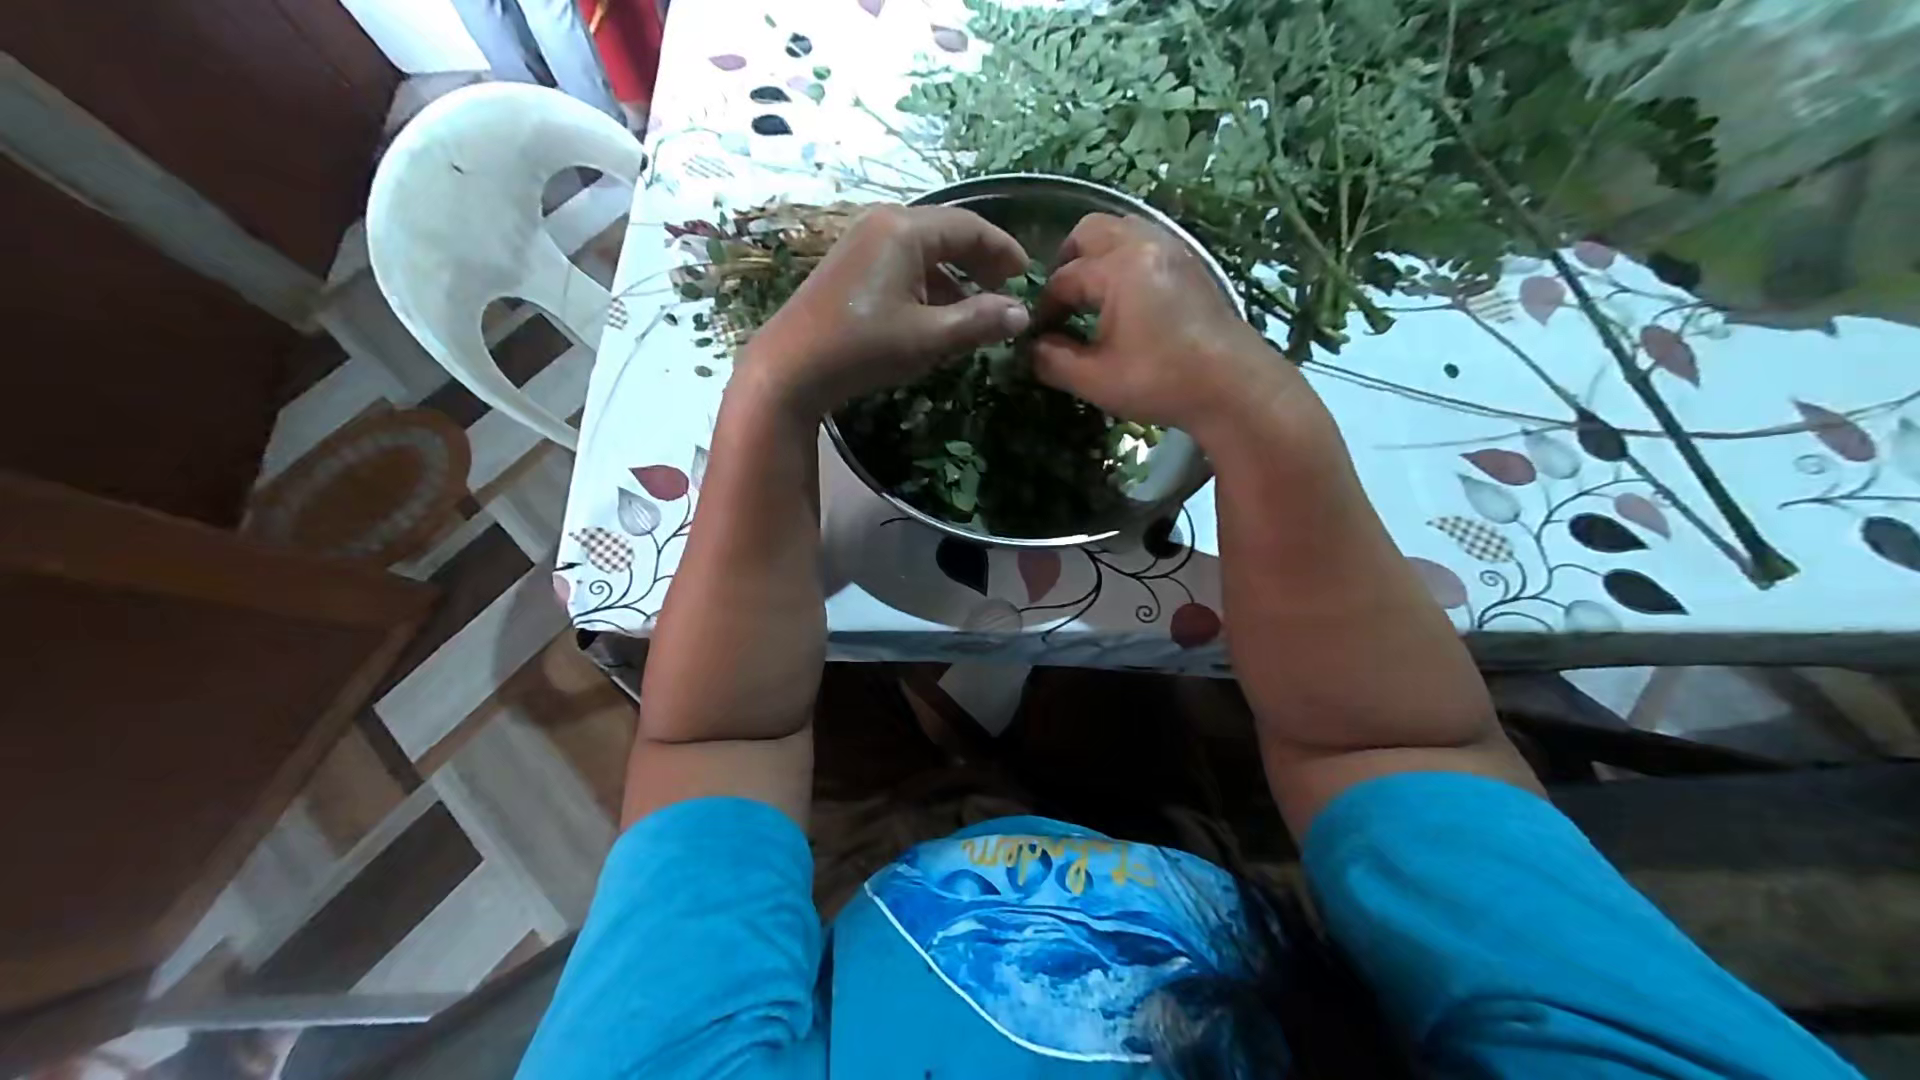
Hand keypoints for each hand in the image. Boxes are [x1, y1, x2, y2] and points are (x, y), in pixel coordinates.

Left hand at [744, 204, 1032, 416]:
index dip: (1003, 250)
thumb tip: (1021, 314)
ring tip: (977, 311)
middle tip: (1006, 291)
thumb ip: (979, 322)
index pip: (970, 227)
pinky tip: (937, 317)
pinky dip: (927, 287)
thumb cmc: (863, 348)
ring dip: (955, 279)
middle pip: (946, 234)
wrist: (789, 369)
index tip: (1026, 276)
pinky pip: (901, 266)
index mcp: (905, 230)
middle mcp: (882, 225)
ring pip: (924, 253)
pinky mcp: (850, 269)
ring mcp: (862, 244)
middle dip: (980, 262)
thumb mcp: (929, 338)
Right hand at [1031, 213, 1299, 433]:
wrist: (1233, 387)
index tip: (1036, 336)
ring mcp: (1173, 250)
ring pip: (1121, 230)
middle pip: (1089, 231)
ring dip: (1097, 257)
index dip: (1044, 308)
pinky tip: (1124, 300)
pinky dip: (1124, 260)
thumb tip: (1032, 349)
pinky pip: (1147, 243)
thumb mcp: (1096, 380)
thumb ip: (1054, 360)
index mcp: (1119, 268)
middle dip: (1066, 263)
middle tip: (1061, 302)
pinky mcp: (1190, 265)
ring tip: (1090, 298)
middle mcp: (1145, 244)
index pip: (1063, 279)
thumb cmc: (1161, 381)